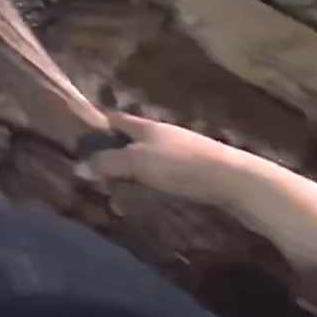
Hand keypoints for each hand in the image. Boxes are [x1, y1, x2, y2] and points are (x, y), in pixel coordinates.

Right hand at [80, 111, 278, 209]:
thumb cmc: (180, 166)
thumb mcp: (136, 164)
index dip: (97, 128)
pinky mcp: (199, 171)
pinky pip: (166, 173)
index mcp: (145, 126)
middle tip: (97, 174)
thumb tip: (77, 167)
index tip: (81, 143)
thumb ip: (106, 163)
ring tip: (121, 190)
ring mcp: (183, 152)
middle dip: (114, 153)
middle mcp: (162, 134)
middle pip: (131, 140)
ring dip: (134, 172)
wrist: (240, 182)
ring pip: (149, 158)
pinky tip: (151, 196)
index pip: (114, 120)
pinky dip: (153, 182)